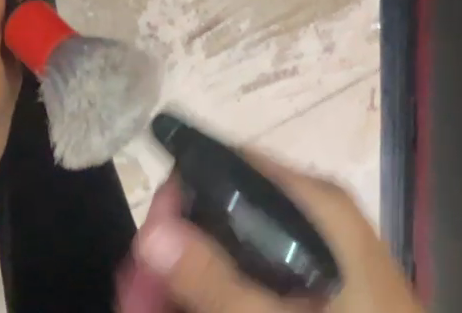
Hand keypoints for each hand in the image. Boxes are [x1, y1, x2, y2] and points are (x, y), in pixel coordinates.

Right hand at [117, 156, 421, 312]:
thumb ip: (216, 282)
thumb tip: (149, 233)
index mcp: (315, 202)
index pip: (227, 163)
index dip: (178, 196)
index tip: (146, 243)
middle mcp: (316, 212)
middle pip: (225, 209)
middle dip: (177, 251)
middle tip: (138, 296)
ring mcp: (320, 248)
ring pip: (236, 246)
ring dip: (192, 277)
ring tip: (151, 306)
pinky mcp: (323, 281)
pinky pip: (258, 273)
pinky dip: (223, 292)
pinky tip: (191, 307)